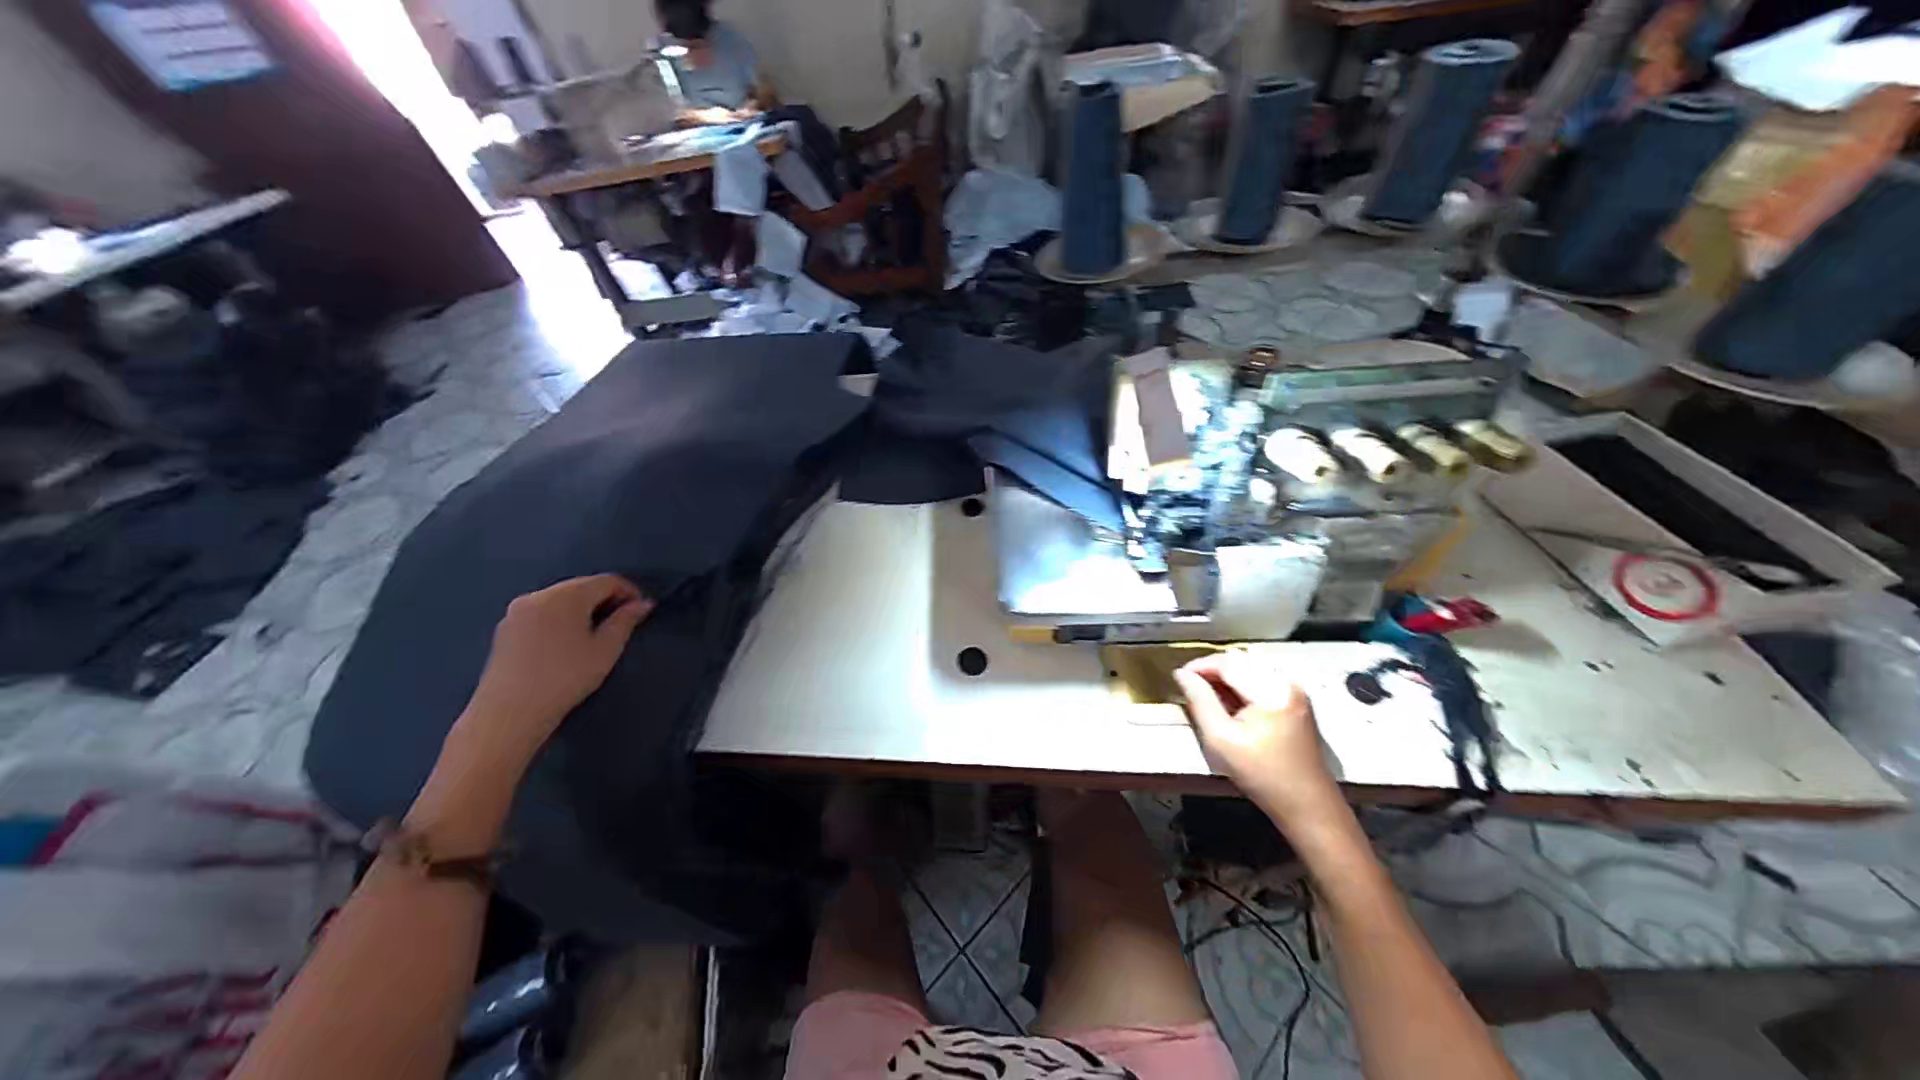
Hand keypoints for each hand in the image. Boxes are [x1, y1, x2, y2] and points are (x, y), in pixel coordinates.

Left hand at [453, 575, 653, 772]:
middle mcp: (539, 594)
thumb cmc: (566, 678)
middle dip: (605, 597)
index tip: (641, 609)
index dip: (629, 591)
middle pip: (581, 585)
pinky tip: (565, 641)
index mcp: (567, 596)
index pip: (606, 580)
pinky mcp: (505, 627)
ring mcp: (517, 610)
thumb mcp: (605, 650)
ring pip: (560, 597)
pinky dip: (560, 617)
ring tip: (594, 631)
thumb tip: (643, 603)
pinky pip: (541, 611)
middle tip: (621, 620)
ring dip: (582, 607)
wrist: (509, 712)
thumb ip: (625, 621)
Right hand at [1173, 652, 1340, 823]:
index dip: (1199, 665)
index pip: (1228, 662)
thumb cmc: (1261, 774)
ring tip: (1207, 695)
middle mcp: (1287, 683)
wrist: (1307, 804)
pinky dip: (1243, 686)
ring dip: (1227, 677)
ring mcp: (1295, 691)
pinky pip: (1263, 680)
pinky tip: (1230, 704)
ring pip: (1251, 669)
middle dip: (1212, 670)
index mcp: (1271, 690)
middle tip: (1190, 686)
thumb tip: (1182, 674)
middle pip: (1241, 661)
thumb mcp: (1220, 739)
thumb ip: (1200, 701)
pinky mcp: (1297, 701)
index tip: (1179, 677)